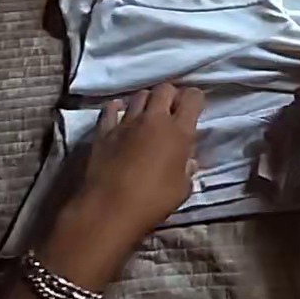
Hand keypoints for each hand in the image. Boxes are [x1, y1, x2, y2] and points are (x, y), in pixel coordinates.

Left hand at [60, 82, 203, 251]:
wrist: (110, 209)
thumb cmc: (153, 201)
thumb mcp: (181, 190)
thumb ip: (187, 170)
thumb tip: (188, 161)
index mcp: (178, 131)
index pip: (192, 98)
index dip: (195, 98)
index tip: (195, 108)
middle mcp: (154, 119)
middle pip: (164, 89)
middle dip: (171, 94)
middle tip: (172, 109)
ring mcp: (126, 123)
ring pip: (139, 95)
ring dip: (147, 100)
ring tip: (148, 112)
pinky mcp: (104, 131)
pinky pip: (110, 110)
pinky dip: (117, 108)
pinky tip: (119, 112)